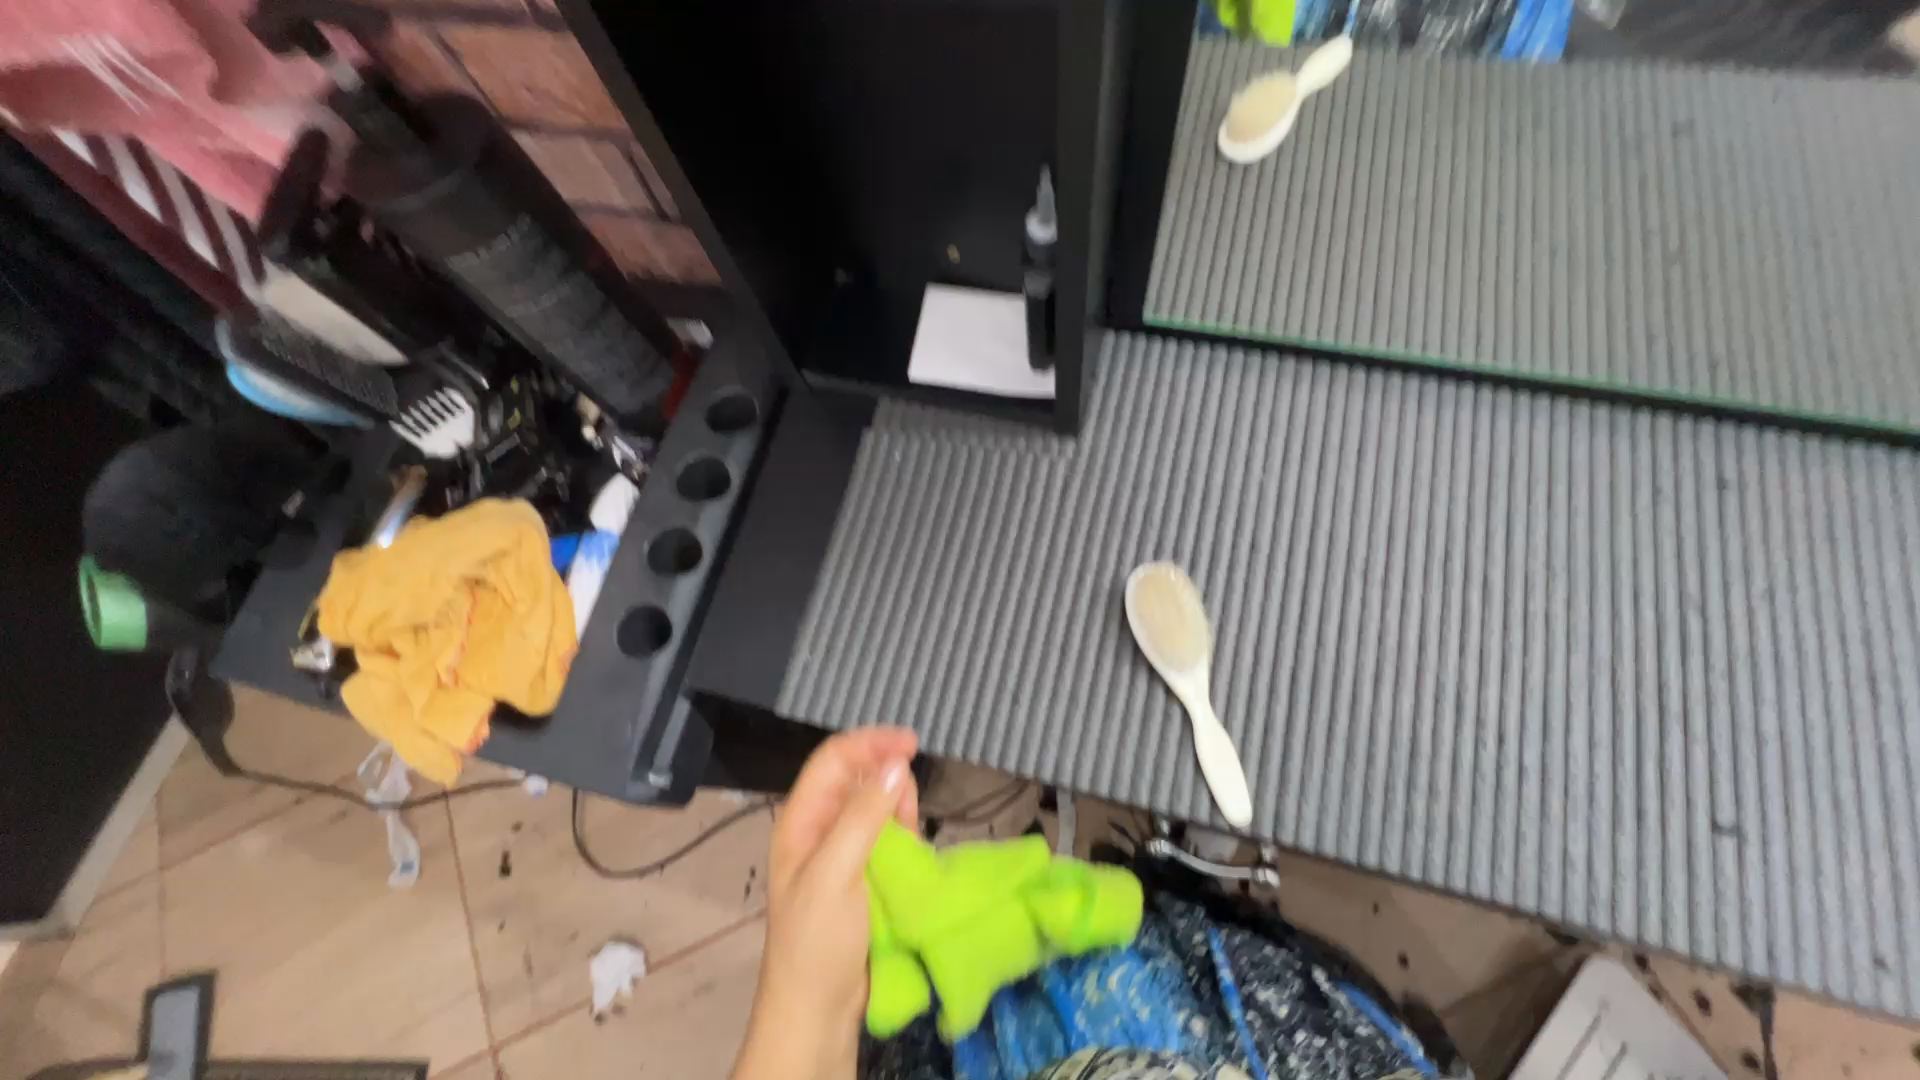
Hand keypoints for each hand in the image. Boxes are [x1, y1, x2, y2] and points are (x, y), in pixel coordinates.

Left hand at [732, 728, 919, 1079]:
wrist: (817, 1012)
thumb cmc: (817, 942)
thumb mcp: (836, 874)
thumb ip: (863, 816)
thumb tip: (894, 764)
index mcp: (801, 820)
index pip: (833, 760)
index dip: (869, 743)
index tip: (910, 743)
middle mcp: (819, 828)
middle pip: (854, 777)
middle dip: (885, 772)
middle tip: (912, 793)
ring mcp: (841, 852)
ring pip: (873, 804)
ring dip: (896, 802)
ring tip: (912, 821)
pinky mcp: (863, 874)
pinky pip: (885, 835)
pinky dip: (901, 829)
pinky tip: (913, 840)